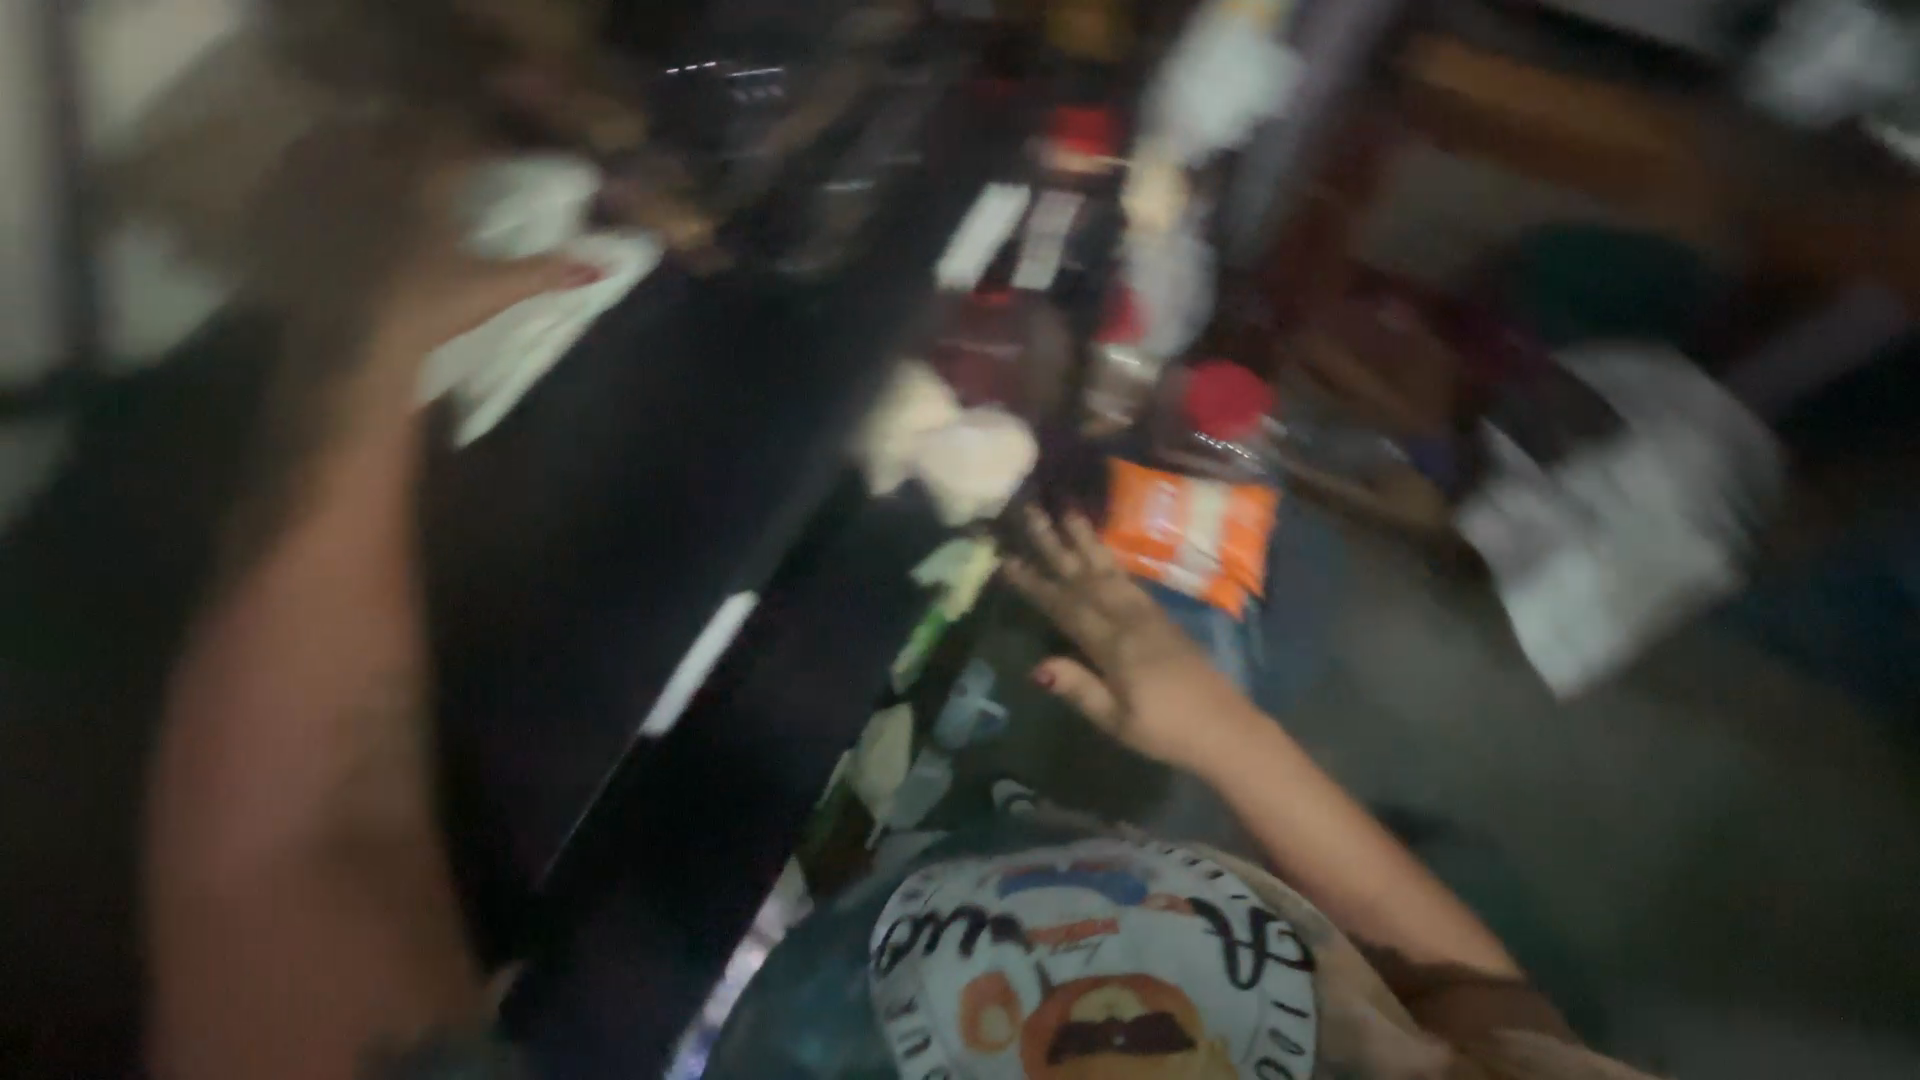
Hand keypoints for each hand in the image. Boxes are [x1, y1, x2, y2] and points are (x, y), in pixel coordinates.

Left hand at [245, 113, 601, 402]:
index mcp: (426, 181)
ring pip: (347, 137)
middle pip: (399, 129)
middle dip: (422, 134)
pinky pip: (300, 167)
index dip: (477, 143)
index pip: (456, 142)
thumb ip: (548, 272)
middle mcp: (375, 168)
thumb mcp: (496, 289)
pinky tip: (332, 181)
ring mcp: (327, 184)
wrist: (352, 337)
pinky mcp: (291, 208)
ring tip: (387, 154)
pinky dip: (318, 164)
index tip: (495, 153)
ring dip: (369, 139)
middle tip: (441, 150)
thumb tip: (605, 264)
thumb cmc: (430, 307)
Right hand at [1003, 507, 1256, 771]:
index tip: (1008, 559)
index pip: (1066, 606)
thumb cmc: (1166, 732)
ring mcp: (1149, 614)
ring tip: (1066, 511)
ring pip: (1109, 570)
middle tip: (1031, 511)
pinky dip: (1109, 558)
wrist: (1227, 729)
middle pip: (1086, 576)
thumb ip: (1079, 689)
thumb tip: (1036, 665)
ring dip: (1085, 540)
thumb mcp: (1118, 721)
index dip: (1035, 583)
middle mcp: (1130, 620)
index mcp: (1115, 646)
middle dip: (1055, 544)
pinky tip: (1099, 551)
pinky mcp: (1163, 617)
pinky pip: (1128, 579)